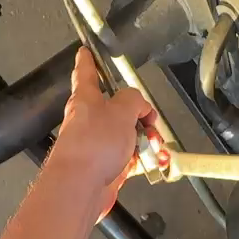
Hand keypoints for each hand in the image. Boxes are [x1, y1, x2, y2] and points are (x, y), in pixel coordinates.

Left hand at [43, 47, 154, 216]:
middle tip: (152, 120)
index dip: (87, 61)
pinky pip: (130, 160)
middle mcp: (89, 121)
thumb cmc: (94, 144)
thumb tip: (140, 106)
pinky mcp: (106, 169)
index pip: (87, 73)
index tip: (84, 51)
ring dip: (147, 140)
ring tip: (157, 146)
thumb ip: (134, 100)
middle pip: (117, 110)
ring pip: (127, 137)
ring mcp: (98, 146)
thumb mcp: (121, 110)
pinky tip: (156, 162)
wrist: (81, 188)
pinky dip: (144, 160)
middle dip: (140, 114)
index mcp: (86, 100)